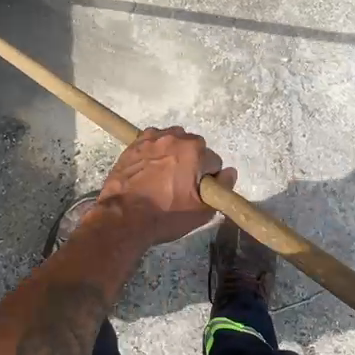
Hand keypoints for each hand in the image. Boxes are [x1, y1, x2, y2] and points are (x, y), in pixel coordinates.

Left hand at [96, 127, 232, 246]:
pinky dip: (154, 152)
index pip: (212, 161)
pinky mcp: (133, 144)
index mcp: (194, 150)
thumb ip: (221, 188)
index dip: (208, 178)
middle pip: (192, 147)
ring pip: (171, 141)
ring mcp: (151, 138)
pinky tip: (149, 169)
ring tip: (164, 176)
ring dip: (173, 153)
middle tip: (181, 185)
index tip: (198, 192)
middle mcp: (174, 137)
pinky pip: (151, 142)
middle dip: (191, 162)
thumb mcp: (202, 210)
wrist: (124, 216)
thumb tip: (229, 172)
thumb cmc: (166, 214)